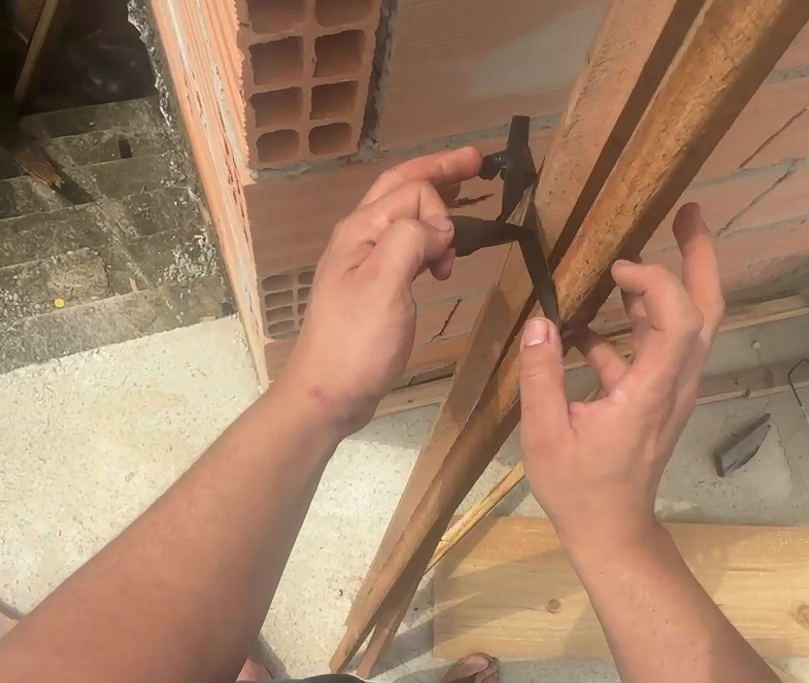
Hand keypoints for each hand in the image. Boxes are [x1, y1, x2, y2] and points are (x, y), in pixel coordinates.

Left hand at [273, 146, 483, 434]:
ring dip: (435, 209)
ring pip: (404, 219)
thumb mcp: (384, 285)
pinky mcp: (373, 291)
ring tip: (464, 208)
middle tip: (478, 162)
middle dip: (439, 172)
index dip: (439, 208)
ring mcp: (365, 266)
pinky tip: (439, 257)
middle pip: (402, 190)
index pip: (410, 190)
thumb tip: (439, 228)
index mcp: (361, 231)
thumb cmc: (356, 344)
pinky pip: (404, 250)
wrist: (330, 393)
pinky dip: (427, 243)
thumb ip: (411, 241)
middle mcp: (360, 240)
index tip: (450, 251)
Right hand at [518, 204, 723, 557]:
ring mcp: (671, 393)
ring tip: (629, 262)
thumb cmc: (579, 489)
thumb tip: (539, 322)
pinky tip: (586, 329)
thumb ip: (541, 375)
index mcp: (652, 391)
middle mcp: (675, 385)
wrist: (611, 530)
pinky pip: (657, 351)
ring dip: (666, 289)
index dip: (656, 280)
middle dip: (700, 258)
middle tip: (687, 214)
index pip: (680, 317)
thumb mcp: (546, 434)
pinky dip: (634, 329)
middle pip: (707, 310)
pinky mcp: (658, 402)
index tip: (617, 268)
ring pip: (688, 327)